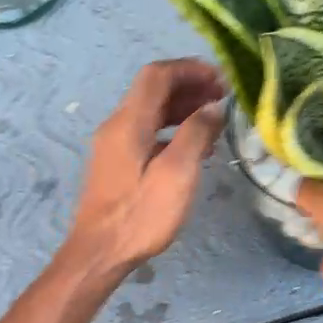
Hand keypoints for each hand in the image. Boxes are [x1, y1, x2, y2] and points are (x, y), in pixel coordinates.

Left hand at [66, 59, 226, 271]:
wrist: (99, 253)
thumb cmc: (141, 214)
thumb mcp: (177, 173)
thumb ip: (196, 133)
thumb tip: (213, 107)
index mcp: (129, 122)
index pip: (157, 75)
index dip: (189, 69)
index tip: (220, 78)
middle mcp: (117, 125)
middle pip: (153, 89)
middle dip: (190, 86)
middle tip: (223, 96)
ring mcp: (115, 143)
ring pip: (151, 110)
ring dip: (183, 106)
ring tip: (215, 118)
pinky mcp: (118, 161)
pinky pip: (148, 130)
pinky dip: (174, 127)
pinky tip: (196, 145)